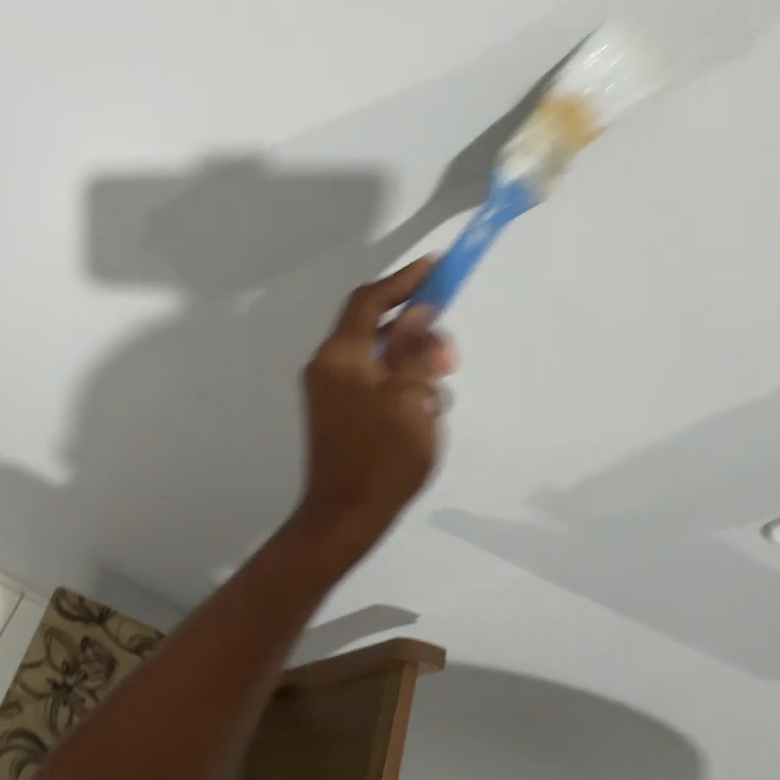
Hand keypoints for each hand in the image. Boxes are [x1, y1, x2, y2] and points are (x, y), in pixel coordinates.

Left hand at [293, 256, 456, 549]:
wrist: (344, 514)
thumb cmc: (383, 457)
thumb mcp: (411, 398)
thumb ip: (414, 350)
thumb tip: (417, 311)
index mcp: (339, 357)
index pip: (369, 301)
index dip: (403, 280)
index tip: (437, 265)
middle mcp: (327, 367)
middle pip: (375, 329)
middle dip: (417, 333)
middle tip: (452, 358)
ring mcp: (329, 391)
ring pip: (379, 359)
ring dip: (413, 364)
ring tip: (439, 395)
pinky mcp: (338, 413)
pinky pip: (373, 383)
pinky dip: (401, 386)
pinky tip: (424, 413)